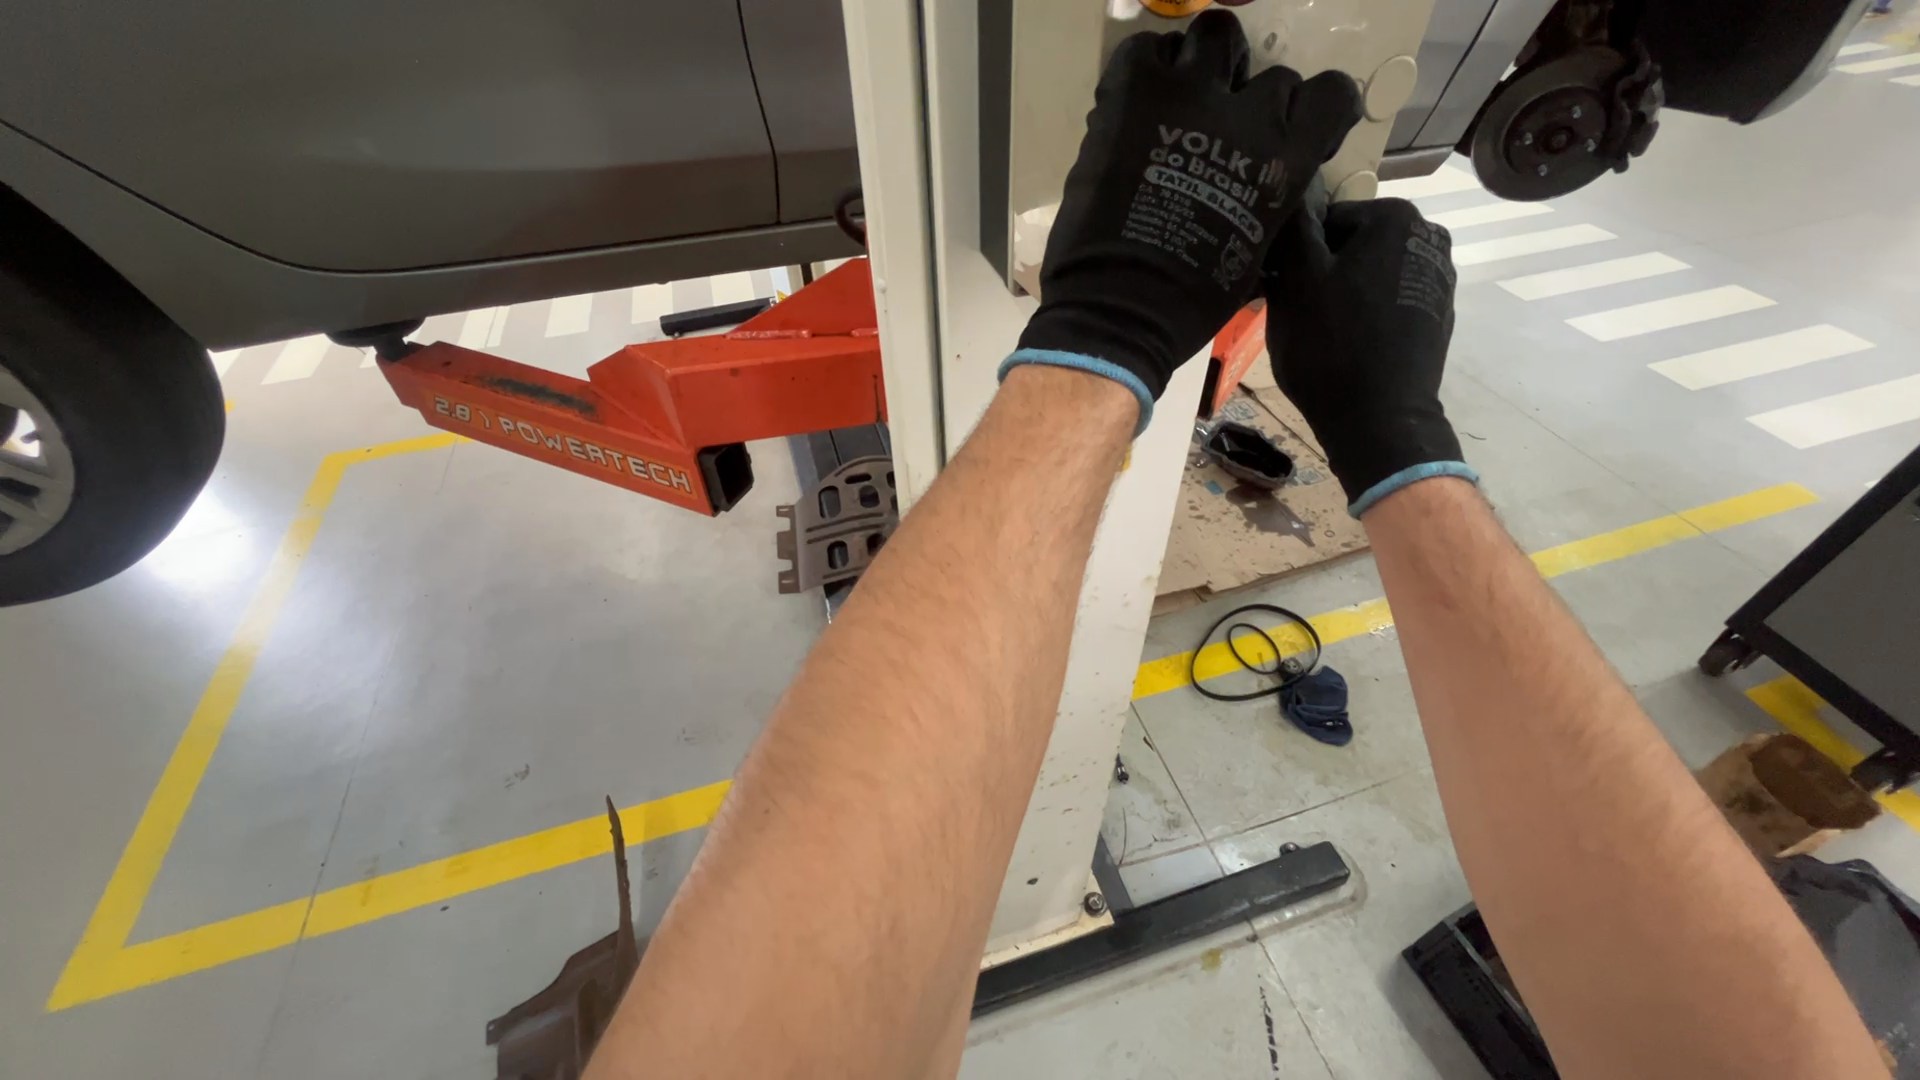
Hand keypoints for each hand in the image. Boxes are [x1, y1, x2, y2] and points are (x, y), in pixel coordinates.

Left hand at [1006, 9, 1360, 431]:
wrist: (1115, 308)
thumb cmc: (1186, 304)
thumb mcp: (1252, 257)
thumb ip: (1268, 205)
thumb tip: (1266, 190)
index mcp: (1283, 161)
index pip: (1330, 94)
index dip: (1313, 109)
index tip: (1293, 126)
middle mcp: (1245, 117)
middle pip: (1269, 72)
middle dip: (1250, 98)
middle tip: (1220, 126)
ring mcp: (1186, 96)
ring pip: (1213, 36)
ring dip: (1202, 63)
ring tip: (1181, 98)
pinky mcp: (1131, 95)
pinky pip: (1146, 50)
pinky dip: (1146, 68)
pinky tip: (1140, 101)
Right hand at [1263, 196, 1475, 514]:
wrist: (1378, 418)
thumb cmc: (1331, 345)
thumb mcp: (1296, 282)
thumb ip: (1293, 229)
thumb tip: (1289, 193)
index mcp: (1394, 217)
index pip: (1324, 219)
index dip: (1295, 253)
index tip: (1278, 286)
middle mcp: (1427, 235)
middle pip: (1350, 246)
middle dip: (1319, 273)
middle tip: (1294, 312)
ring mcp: (1438, 277)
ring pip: (1367, 275)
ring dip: (1339, 295)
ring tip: (1318, 333)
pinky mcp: (1436, 315)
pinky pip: (1386, 302)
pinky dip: (1363, 316)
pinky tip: (1346, 346)